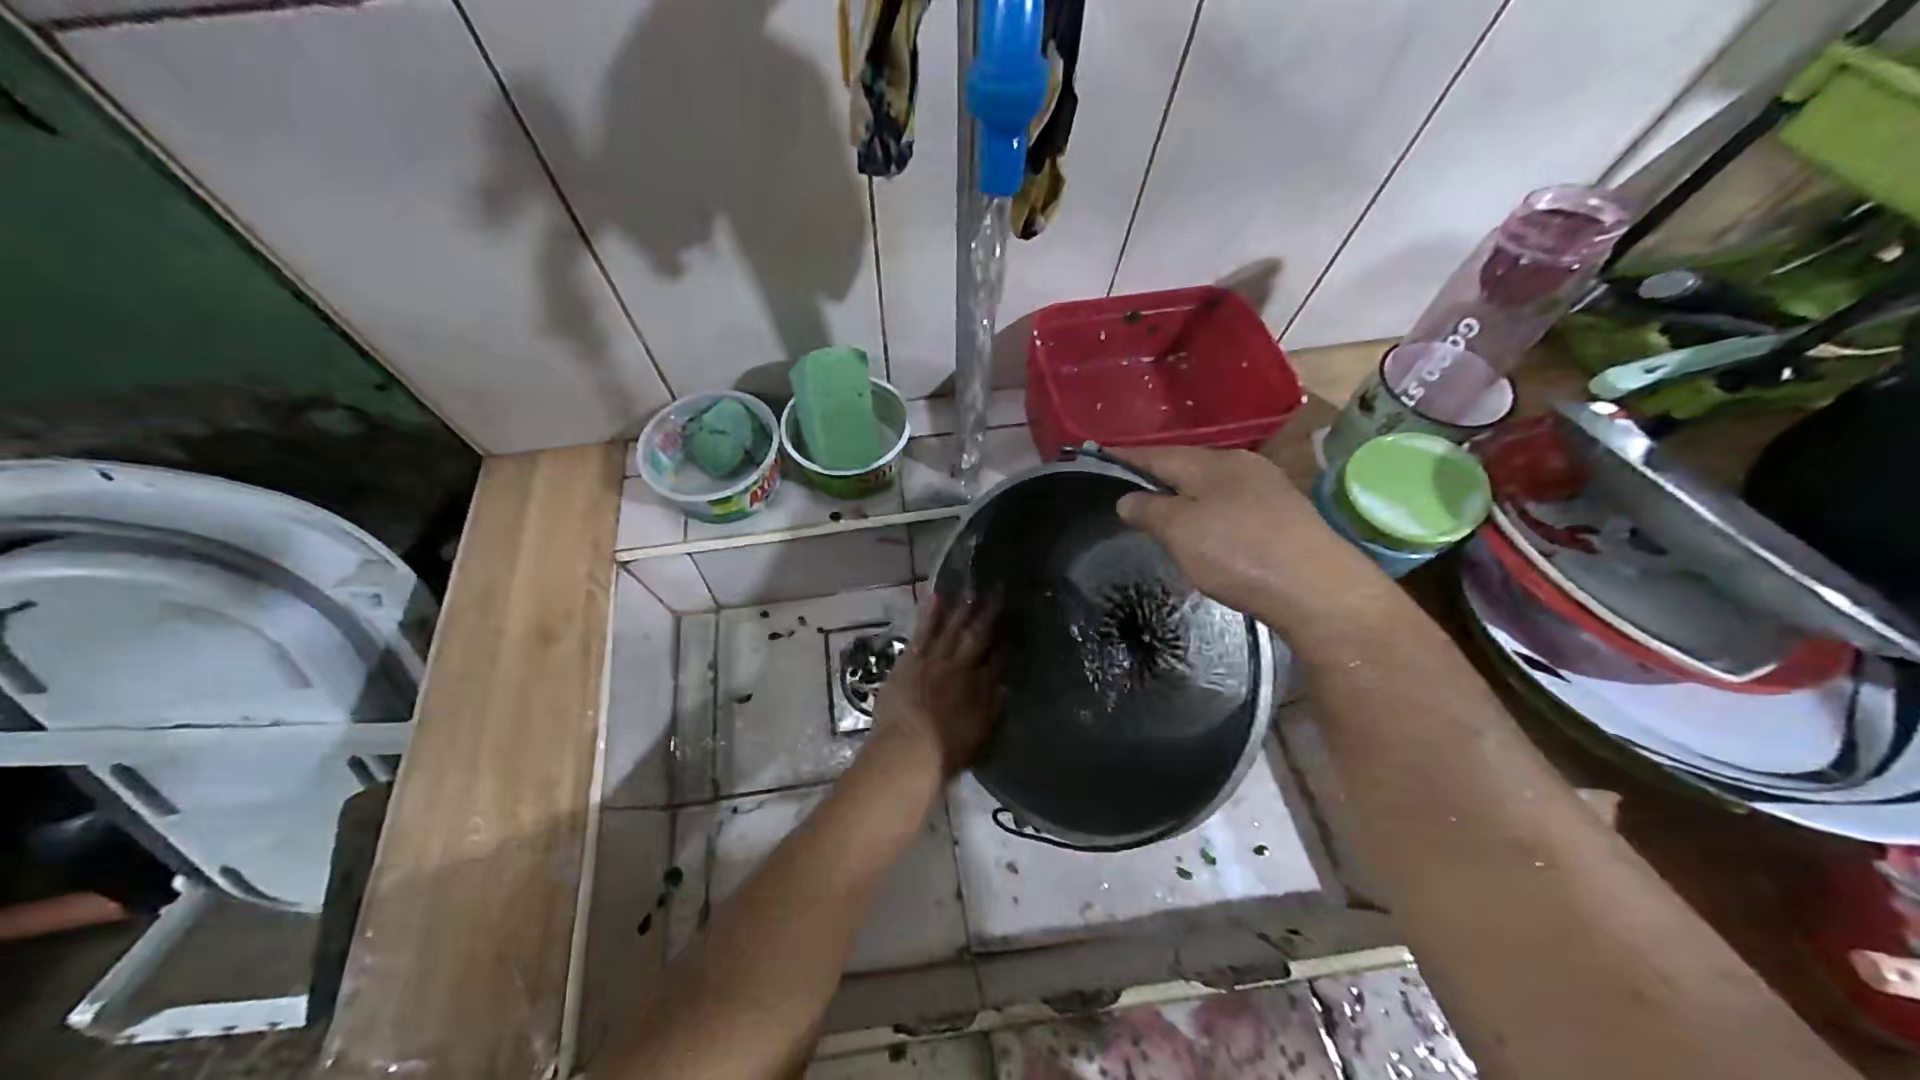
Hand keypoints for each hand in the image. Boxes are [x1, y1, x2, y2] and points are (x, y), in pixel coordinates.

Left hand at [872, 593, 1002, 776]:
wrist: (907, 751)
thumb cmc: (945, 752)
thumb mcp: (980, 735)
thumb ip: (993, 708)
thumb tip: (1005, 685)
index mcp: (980, 688)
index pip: (997, 660)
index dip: (1005, 642)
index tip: (1012, 625)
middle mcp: (960, 667)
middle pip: (978, 636)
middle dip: (989, 613)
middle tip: (998, 590)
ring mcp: (934, 660)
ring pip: (951, 627)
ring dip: (962, 607)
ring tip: (972, 588)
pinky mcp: (910, 659)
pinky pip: (923, 630)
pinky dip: (930, 612)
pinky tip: (936, 595)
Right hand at [1111, 446, 1387, 629]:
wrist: (1318, 590)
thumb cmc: (1239, 553)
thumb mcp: (1180, 531)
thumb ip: (1149, 510)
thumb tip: (1127, 499)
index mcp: (1212, 462)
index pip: (1157, 453)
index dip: (1127, 457)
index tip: (1100, 455)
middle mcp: (1243, 466)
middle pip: (1187, 467)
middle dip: (1157, 476)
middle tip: (1127, 491)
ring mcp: (1268, 490)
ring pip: (1212, 487)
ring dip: (1185, 497)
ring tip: (1162, 515)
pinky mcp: (1284, 518)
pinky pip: (1233, 507)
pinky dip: (1210, 514)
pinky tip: (1207, 534)